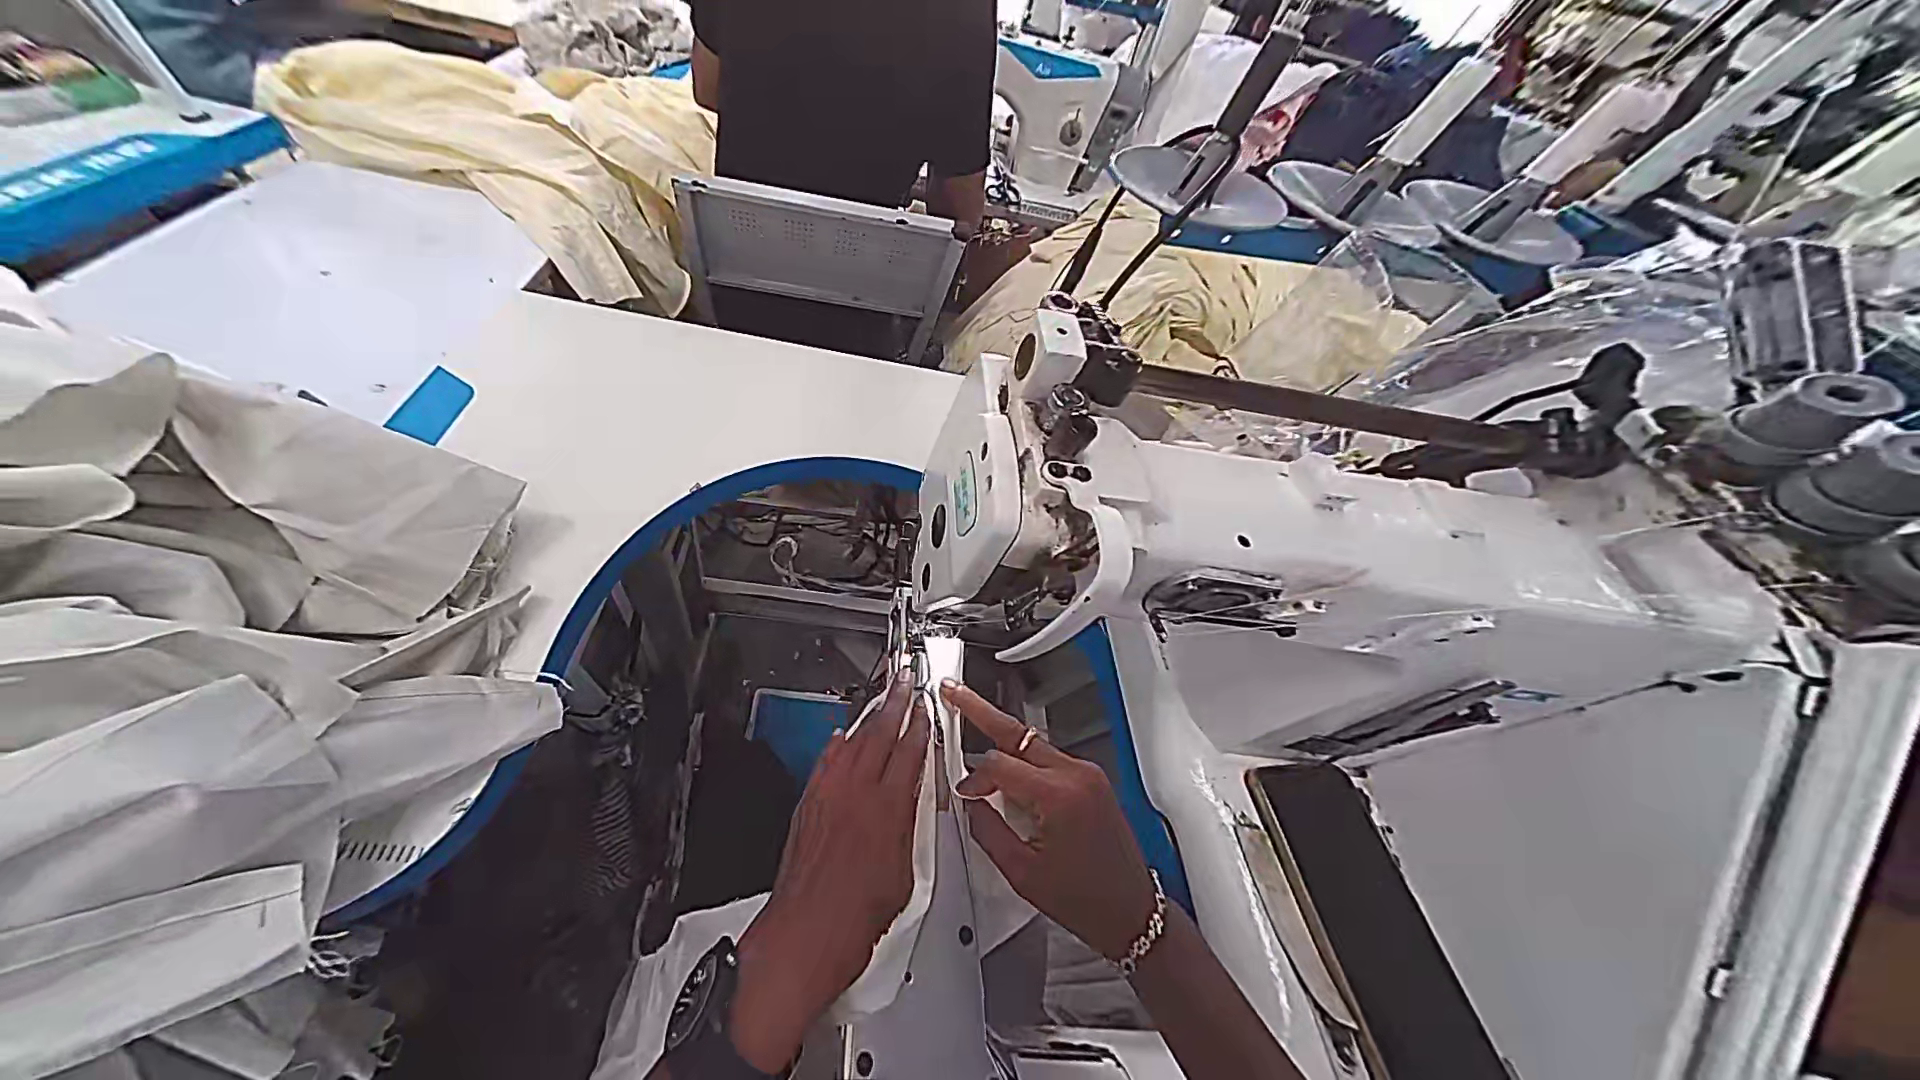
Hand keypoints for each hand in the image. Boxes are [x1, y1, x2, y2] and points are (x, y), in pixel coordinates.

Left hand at [729, 671, 929, 1071]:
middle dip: (896, 701)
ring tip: (880, 697)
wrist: (806, 934)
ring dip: (868, 716)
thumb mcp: (906, 872)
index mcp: (888, 807)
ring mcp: (828, 795)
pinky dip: (836, 745)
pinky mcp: (808, 805)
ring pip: (851, 741)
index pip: (910, 751)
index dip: (921, 725)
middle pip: (881, 733)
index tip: (926, 708)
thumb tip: (914, 804)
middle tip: (904, 680)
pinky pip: (825, 762)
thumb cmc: (855, 915)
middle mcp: (856, 793)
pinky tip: (841, 736)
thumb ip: (910, 826)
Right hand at [942, 679, 1157, 960]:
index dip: (974, 778)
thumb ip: (988, 828)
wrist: (1131, 911)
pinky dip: (1024, 760)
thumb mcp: (1021, 872)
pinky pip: (1049, 757)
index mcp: (1058, 797)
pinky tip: (1010, 771)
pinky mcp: (1091, 778)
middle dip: (980, 710)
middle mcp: (1076, 775)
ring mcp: (1087, 773)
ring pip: (1033, 742)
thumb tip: (971, 800)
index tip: (965, 793)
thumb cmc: (1086, 900)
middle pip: (1017, 734)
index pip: (999, 765)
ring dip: (1002, 740)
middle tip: (955, 691)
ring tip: (973, 720)